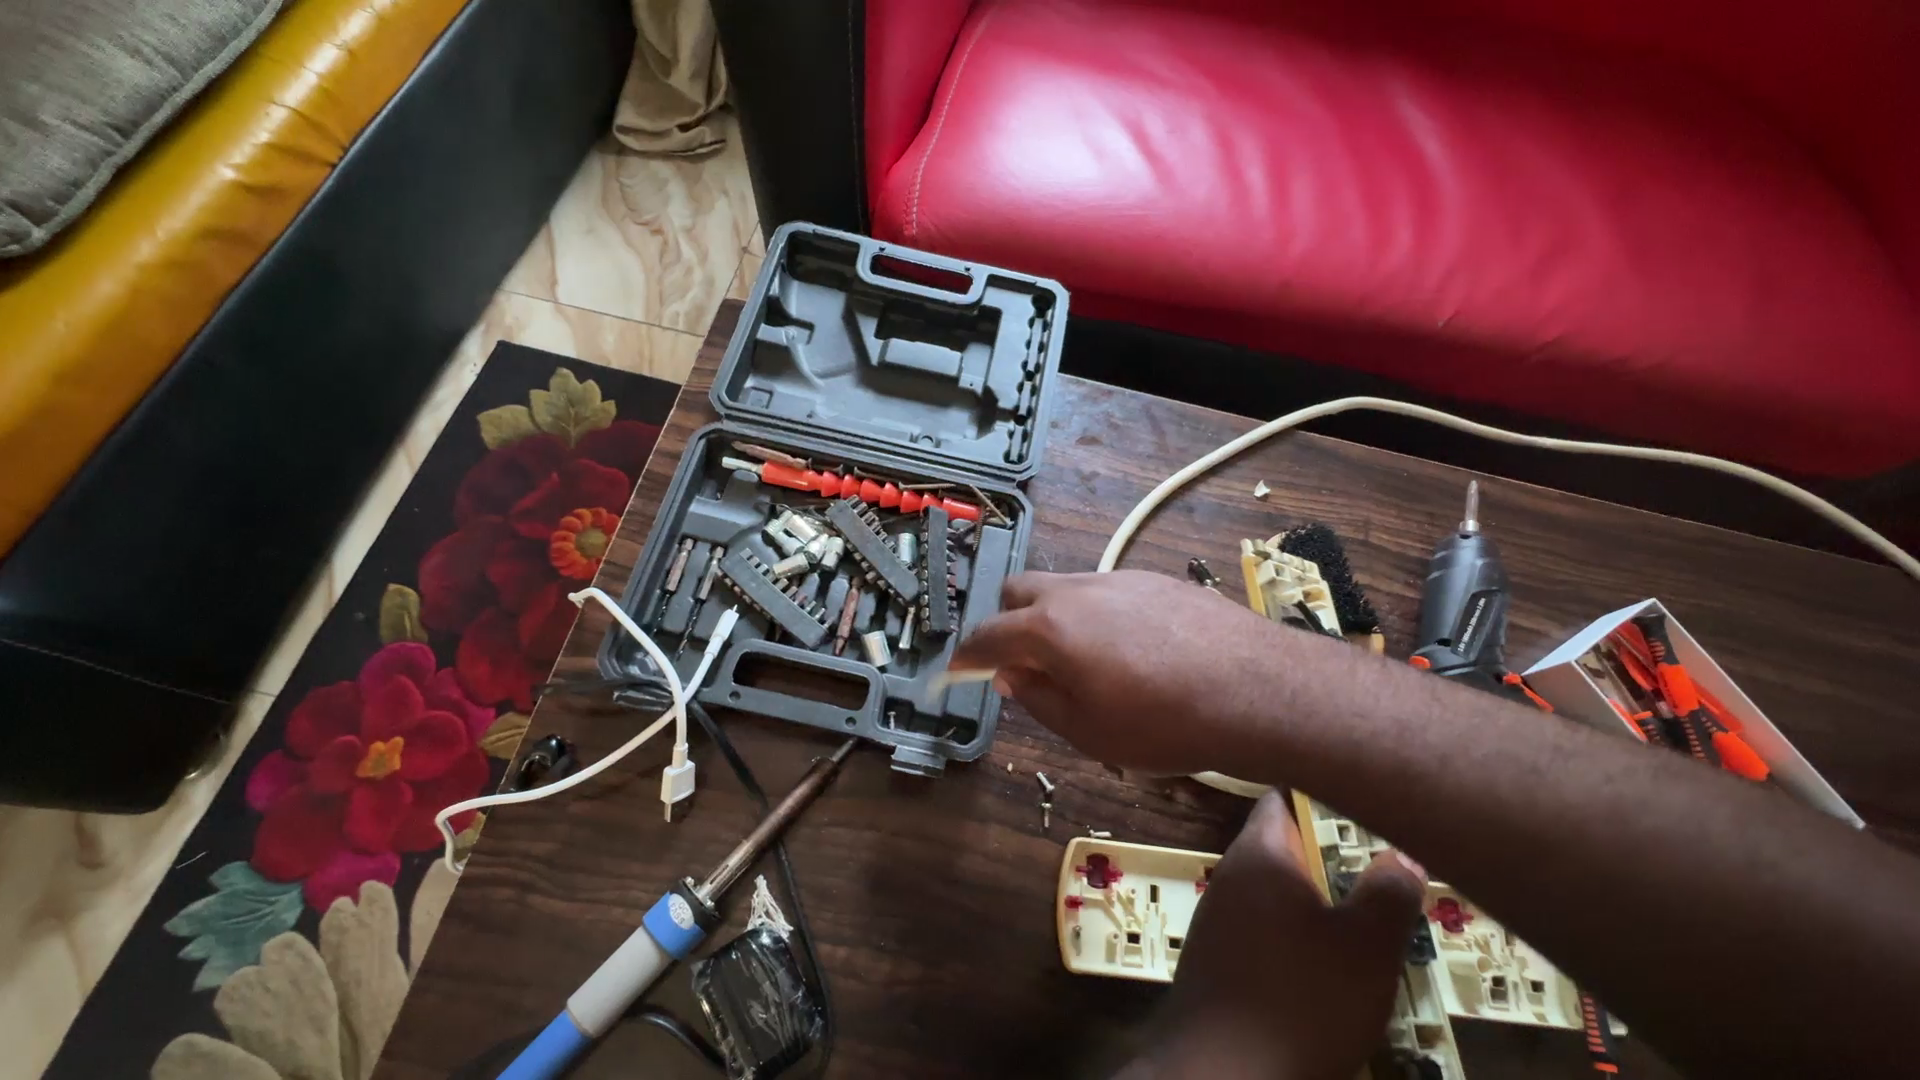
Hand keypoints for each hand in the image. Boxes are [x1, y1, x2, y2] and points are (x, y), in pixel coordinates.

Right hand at [949, 570, 1326, 774]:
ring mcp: (1121, 579)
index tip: (958, 670)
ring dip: (1053, 617)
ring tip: (1081, 662)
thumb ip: (1038, 697)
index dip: (967, 655)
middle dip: (1006, 623)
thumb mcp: (1087, 731)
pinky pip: (1107, 591)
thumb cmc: (1164, 724)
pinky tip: (1129, 651)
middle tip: (1021, 663)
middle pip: (1019, 591)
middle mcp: (1079, 590)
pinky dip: (1095, 614)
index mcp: (1050, 627)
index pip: (989, 635)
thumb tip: (1011, 674)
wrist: (1261, 692)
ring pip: (1065, 587)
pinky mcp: (1158, 580)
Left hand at [1119, 792, 1426, 1079]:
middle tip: (1387, 866)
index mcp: (1259, 853)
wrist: (1221, 1071)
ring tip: (1370, 914)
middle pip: (1285, 844)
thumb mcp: (1365, 948)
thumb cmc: (1300, 999)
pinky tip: (1329, 959)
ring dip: (1319, 898)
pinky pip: (1264, 925)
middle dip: (1333, 854)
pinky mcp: (1218, 955)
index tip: (1368, 799)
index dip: (1325, 793)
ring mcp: (1219, 914)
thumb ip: (1388, 893)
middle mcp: (1231, 873)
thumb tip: (1402, 852)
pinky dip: (1297, 931)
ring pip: (1277, 888)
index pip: (1284, 795)